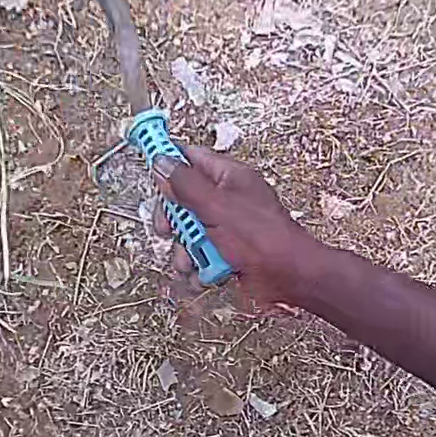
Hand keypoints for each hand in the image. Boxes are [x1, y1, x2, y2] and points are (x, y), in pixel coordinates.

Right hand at [152, 145, 322, 304]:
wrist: (289, 278)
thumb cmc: (263, 239)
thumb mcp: (217, 207)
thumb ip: (186, 185)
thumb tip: (161, 162)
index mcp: (228, 177)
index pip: (190, 158)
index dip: (166, 160)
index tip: (146, 160)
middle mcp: (225, 199)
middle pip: (181, 200)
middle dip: (172, 220)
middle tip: (168, 230)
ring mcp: (225, 228)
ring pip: (187, 233)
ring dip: (184, 251)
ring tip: (192, 262)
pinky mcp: (225, 253)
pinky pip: (199, 256)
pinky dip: (198, 267)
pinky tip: (204, 274)